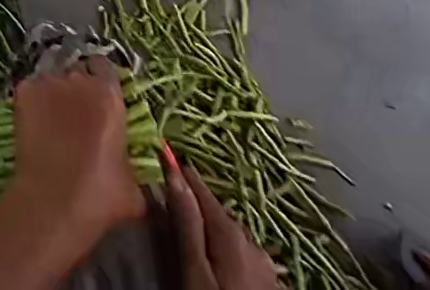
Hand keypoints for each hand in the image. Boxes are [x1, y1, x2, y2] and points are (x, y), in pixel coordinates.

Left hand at [9, 56, 146, 243]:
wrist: (52, 202)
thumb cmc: (99, 195)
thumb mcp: (133, 184)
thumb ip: (133, 161)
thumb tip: (128, 162)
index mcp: (109, 94)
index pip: (105, 66)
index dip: (101, 78)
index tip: (98, 95)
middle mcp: (78, 79)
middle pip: (77, 71)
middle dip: (77, 88)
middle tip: (75, 114)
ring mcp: (47, 82)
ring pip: (52, 80)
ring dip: (54, 94)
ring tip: (51, 121)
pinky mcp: (23, 91)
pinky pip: (30, 89)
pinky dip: (33, 102)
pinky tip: (33, 123)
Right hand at [164, 145, 277, 289]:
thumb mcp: (194, 272)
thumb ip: (185, 223)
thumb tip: (172, 172)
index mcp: (229, 232)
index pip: (198, 187)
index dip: (178, 170)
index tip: (159, 152)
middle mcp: (250, 240)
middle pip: (214, 209)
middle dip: (192, 200)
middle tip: (166, 195)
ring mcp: (264, 263)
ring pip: (228, 231)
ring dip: (208, 224)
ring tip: (186, 227)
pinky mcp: (269, 283)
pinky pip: (240, 252)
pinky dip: (222, 246)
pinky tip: (215, 259)